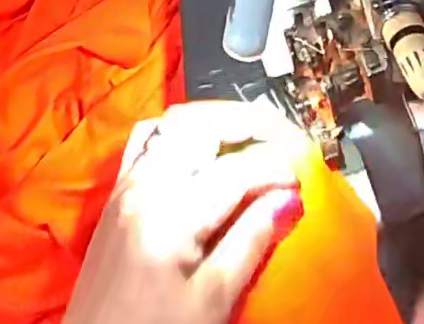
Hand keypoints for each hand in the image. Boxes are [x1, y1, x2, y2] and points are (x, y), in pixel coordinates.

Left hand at [64, 101, 308, 323]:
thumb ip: (249, 244)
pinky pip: (149, 137)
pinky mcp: (119, 188)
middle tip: (284, 133)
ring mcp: (129, 181)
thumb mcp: (209, 304)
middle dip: (247, 122)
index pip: (233, 171)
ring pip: (175, 124)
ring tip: (253, 132)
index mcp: (169, 216)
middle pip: (201, 126)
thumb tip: (289, 199)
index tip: (304, 171)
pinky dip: (181, 128)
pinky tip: (201, 139)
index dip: (274, 165)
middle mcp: (145, 184)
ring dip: (217, 119)